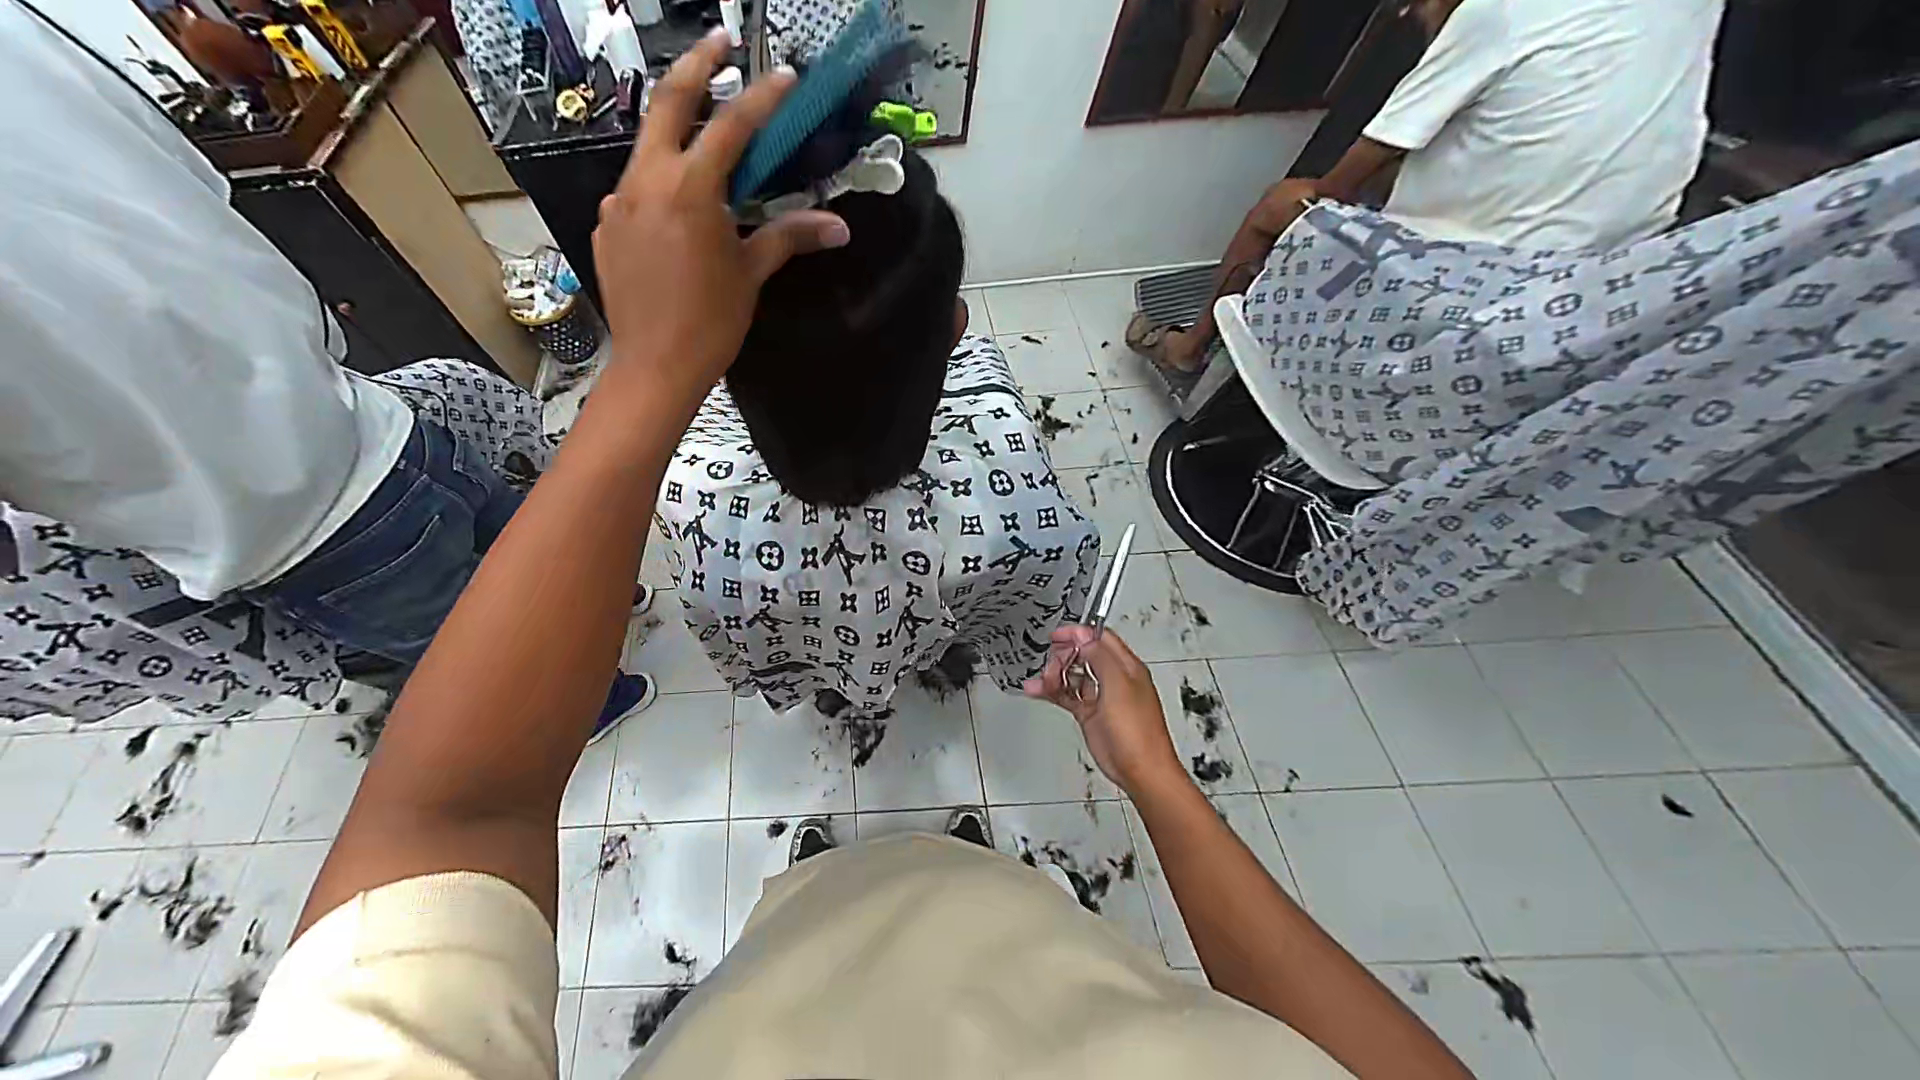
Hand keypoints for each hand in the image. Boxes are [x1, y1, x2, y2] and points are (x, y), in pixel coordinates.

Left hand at [591, 29, 849, 411]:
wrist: (655, 366)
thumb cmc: (710, 322)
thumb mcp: (751, 274)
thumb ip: (789, 237)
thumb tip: (838, 225)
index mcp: (690, 190)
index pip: (731, 126)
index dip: (762, 97)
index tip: (784, 75)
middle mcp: (646, 181)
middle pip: (669, 102)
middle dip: (697, 63)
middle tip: (720, 40)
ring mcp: (619, 200)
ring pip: (650, 146)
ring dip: (680, 132)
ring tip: (707, 138)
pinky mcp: (606, 224)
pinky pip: (637, 189)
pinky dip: (662, 184)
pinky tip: (680, 211)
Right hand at [1024, 625, 1185, 796]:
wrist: (1141, 770)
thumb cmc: (1139, 733)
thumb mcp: (1118, 684)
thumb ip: (1100, 656)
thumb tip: (1085, 637)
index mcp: (1126, 667)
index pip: (1100, 638)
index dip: (1078, 634)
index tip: (1058, 636)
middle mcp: (1114, 679)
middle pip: (1083, 655)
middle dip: (1063, 656)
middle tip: (1052, 665)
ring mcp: (1102, 697)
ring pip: (1073, 675)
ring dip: (1055, 674)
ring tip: (1043, 680)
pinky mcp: (1091, 714)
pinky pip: (1067, 696)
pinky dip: (1052, 691)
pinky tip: (1038, 690)